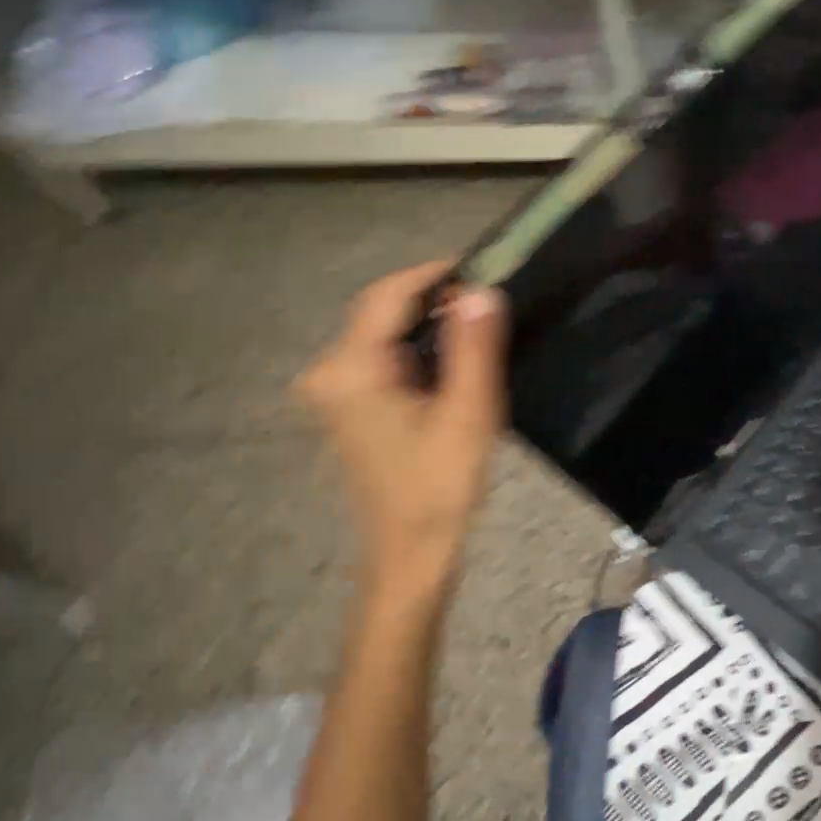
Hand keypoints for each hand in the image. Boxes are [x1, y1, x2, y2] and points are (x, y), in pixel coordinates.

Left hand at [296, 262, 507, 608]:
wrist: (411, 550)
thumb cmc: (440, 485)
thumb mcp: (469, 412)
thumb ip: (474, 347)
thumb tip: (482, 290)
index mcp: (351, 369)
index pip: (390, 294)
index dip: (437, 275)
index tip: (487, 270)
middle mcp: (329, 370)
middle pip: (383, 310)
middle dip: (435, 301)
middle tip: (492, 305)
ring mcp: (332, 388)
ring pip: (384, 333)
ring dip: (429, 326)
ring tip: (482, 330)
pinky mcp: (346, 403)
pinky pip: (383, 357)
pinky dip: (417, 350)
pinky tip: (454, 363)